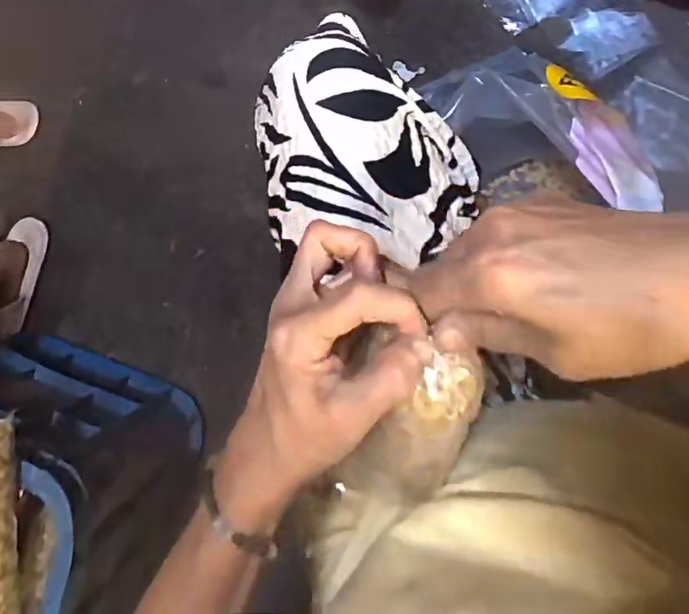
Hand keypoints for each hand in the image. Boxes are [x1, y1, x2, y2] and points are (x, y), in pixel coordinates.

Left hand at [218, 223, 430, 530]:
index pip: (358, 291)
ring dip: (358, 260)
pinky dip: (352, 275)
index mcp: (299, 329)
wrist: (264, 450)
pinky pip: (325, 269)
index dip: (399, 304)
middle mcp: (290, 301)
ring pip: (321, 247)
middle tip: (390, 294)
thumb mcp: (353, 418)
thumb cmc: (304, 438)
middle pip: (322, 238)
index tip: (420, 334)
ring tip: (383, 300)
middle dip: (365, 252)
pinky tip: (372, 311)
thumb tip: (424, 344)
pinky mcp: (298, 307)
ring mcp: (290, 300)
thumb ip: (391, 377)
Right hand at [411, 196, 688, 380]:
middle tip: (476, 330)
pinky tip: (541, 272)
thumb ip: (492, 336)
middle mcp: (488, 232)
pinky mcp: (540, 199)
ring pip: (468, 246)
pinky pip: (498, 231)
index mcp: (487, 275)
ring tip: (511, 303)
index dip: (421, 320)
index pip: (422, 295)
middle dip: (446, 298)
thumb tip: (444, 330)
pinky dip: (500, 254)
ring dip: (473, 274)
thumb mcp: (564, 356)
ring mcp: (513, 209)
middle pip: (441, 267)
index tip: (439, 342)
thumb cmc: (637, 328)